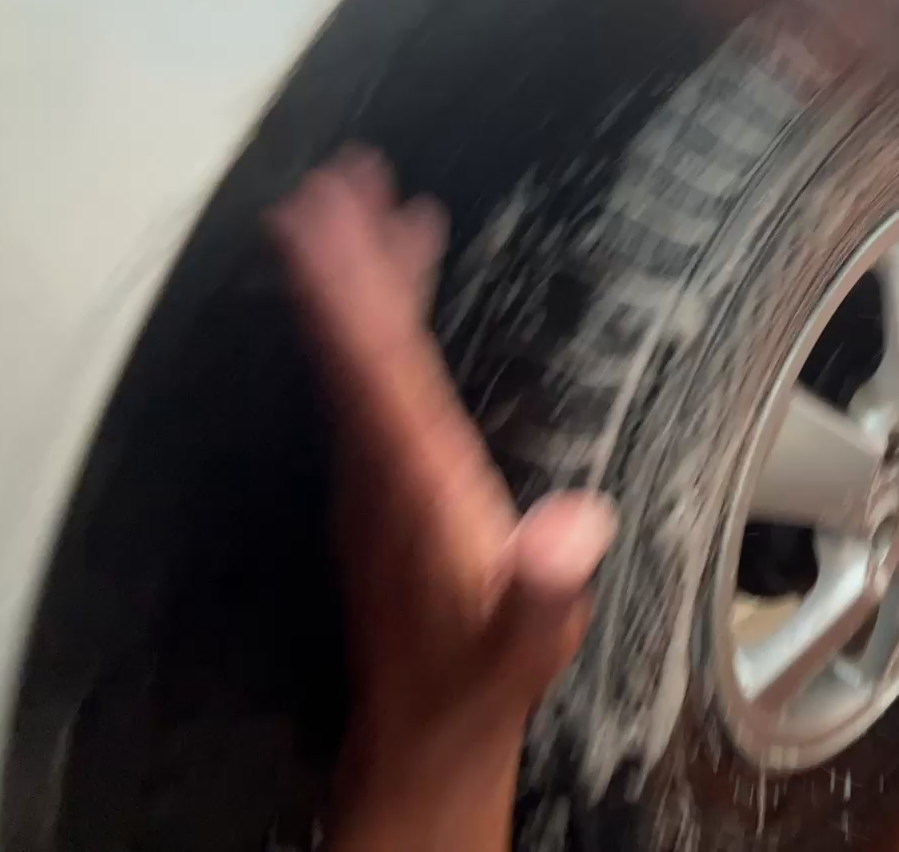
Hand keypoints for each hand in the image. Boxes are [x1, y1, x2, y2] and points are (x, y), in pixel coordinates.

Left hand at [268, 146, 616, 850]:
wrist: (433, 717)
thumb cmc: (486, 667)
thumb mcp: (529, 636)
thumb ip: (544, 585)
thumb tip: (571, 528)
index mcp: (417, 481)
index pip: (375, 370)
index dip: (351, 291)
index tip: (328, 219)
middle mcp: (381, 464)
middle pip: (353, 344)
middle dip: (344, 259)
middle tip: (339, 180)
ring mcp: (377, 470)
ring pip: (357, 357)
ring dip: (358, 281)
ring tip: (365, 211)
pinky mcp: (387, 477)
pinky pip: (373, 379)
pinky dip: (378, 326)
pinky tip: (398, 306)